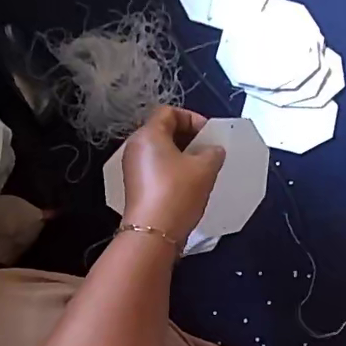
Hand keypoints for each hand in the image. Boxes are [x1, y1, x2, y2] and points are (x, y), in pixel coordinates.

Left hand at [120, 106, 224, 242]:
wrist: (153, 234)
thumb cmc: (177, 193)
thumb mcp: (204, 168)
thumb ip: (213, 152)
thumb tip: (213, 150)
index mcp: (148, 134)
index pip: (169, 112)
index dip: (192, 118)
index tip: (209, 134)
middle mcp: (135, 147)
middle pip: (163, 131)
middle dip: (188, 137)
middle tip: (208, 150)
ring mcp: (132, 168)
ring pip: (160, 151)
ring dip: (182, 155)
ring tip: (202, 168)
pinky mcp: (135, 187)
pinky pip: (156, 168)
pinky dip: (172, 170)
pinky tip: (188, 184)